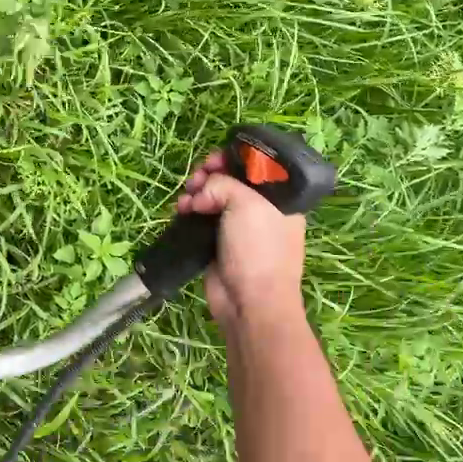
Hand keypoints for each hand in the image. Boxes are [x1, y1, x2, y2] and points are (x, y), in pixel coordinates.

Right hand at [175, 151, 305, 330]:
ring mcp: (238, 227)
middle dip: (209, 175)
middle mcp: (261, 211)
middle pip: (229, 179)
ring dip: (196, 192)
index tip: (213, 161)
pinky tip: (182, 210)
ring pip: (212, 196)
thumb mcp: (246, 204)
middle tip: (196, 180)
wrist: (250, 302)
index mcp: (280, 202)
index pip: (256, 168)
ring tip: (187, 201)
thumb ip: (222, 184)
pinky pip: (201, 215)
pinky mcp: (218, 240)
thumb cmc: (257, 250)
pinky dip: (190, 209)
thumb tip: (201, 194)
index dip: (233, 160)